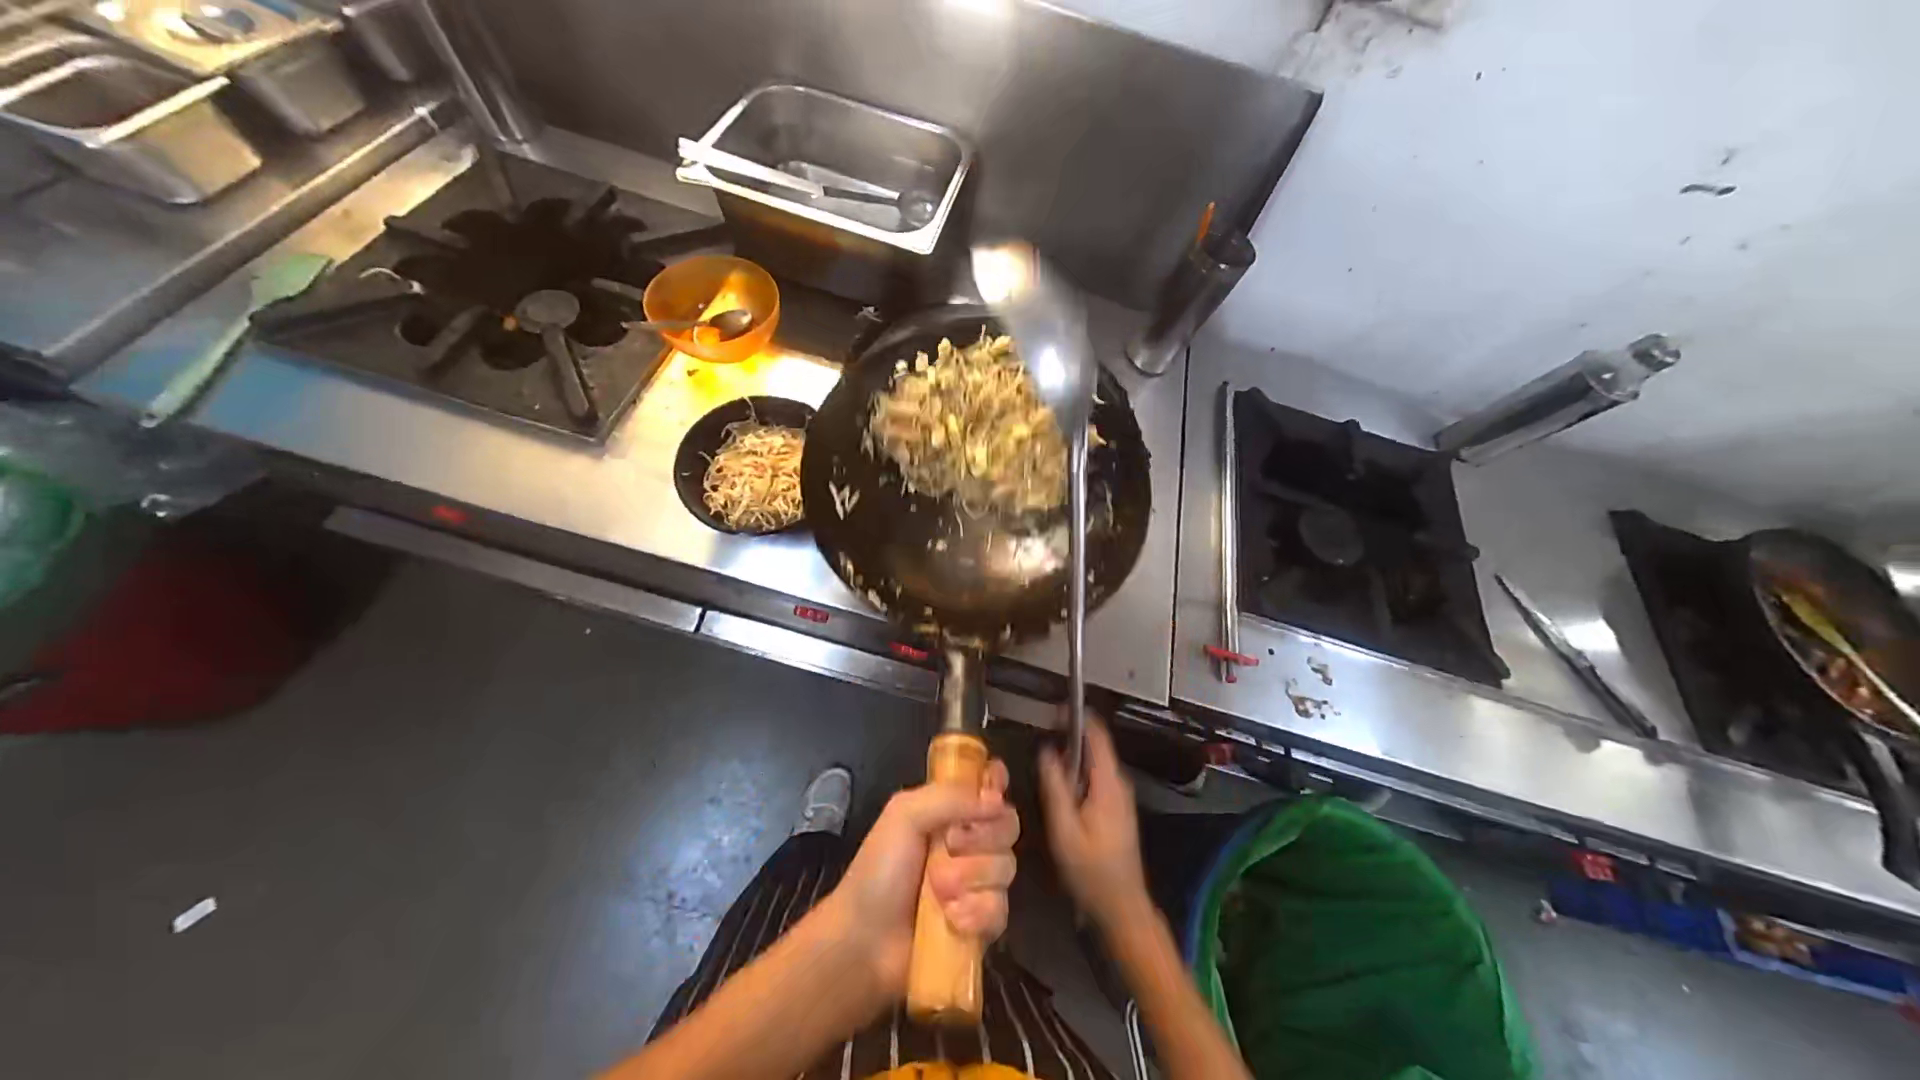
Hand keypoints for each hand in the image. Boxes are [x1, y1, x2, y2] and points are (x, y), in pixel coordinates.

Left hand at [820, 758, 1018, 997]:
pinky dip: (977, 914)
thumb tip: (997, 798)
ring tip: (939, 893)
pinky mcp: (982, 922)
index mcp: (949, 809)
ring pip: (1005, 867)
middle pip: (1007, 825)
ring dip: (970, 879)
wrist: (866, 940)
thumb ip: (950, 796)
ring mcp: (978, 883)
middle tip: (950, 846)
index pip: (989, 785)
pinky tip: (953, 920)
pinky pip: (1000, 909)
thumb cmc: (879, 870)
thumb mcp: (904, 815)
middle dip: (981, 837)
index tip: (993, 795)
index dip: (997, 786)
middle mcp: (969, 841)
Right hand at [1038, 717, 1148, 928]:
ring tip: (1043, 762)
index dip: (1076, 716)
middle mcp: (1119, 783)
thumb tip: (1046, 750)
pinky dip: (1076, 774)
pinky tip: (1059, 789)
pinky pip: (1094, 778)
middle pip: (1095, 746)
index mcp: (1109, 783)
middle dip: (1068, 737)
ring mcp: (1120, 796)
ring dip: (1070, 757)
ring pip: (1093, 763)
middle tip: (1039, 740)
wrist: (1122, 907)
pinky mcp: (1116, 808)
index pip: (1097, 734)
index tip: (1051, 711)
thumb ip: (1055, 787)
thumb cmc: (1091, 871)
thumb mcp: (1064, 830)